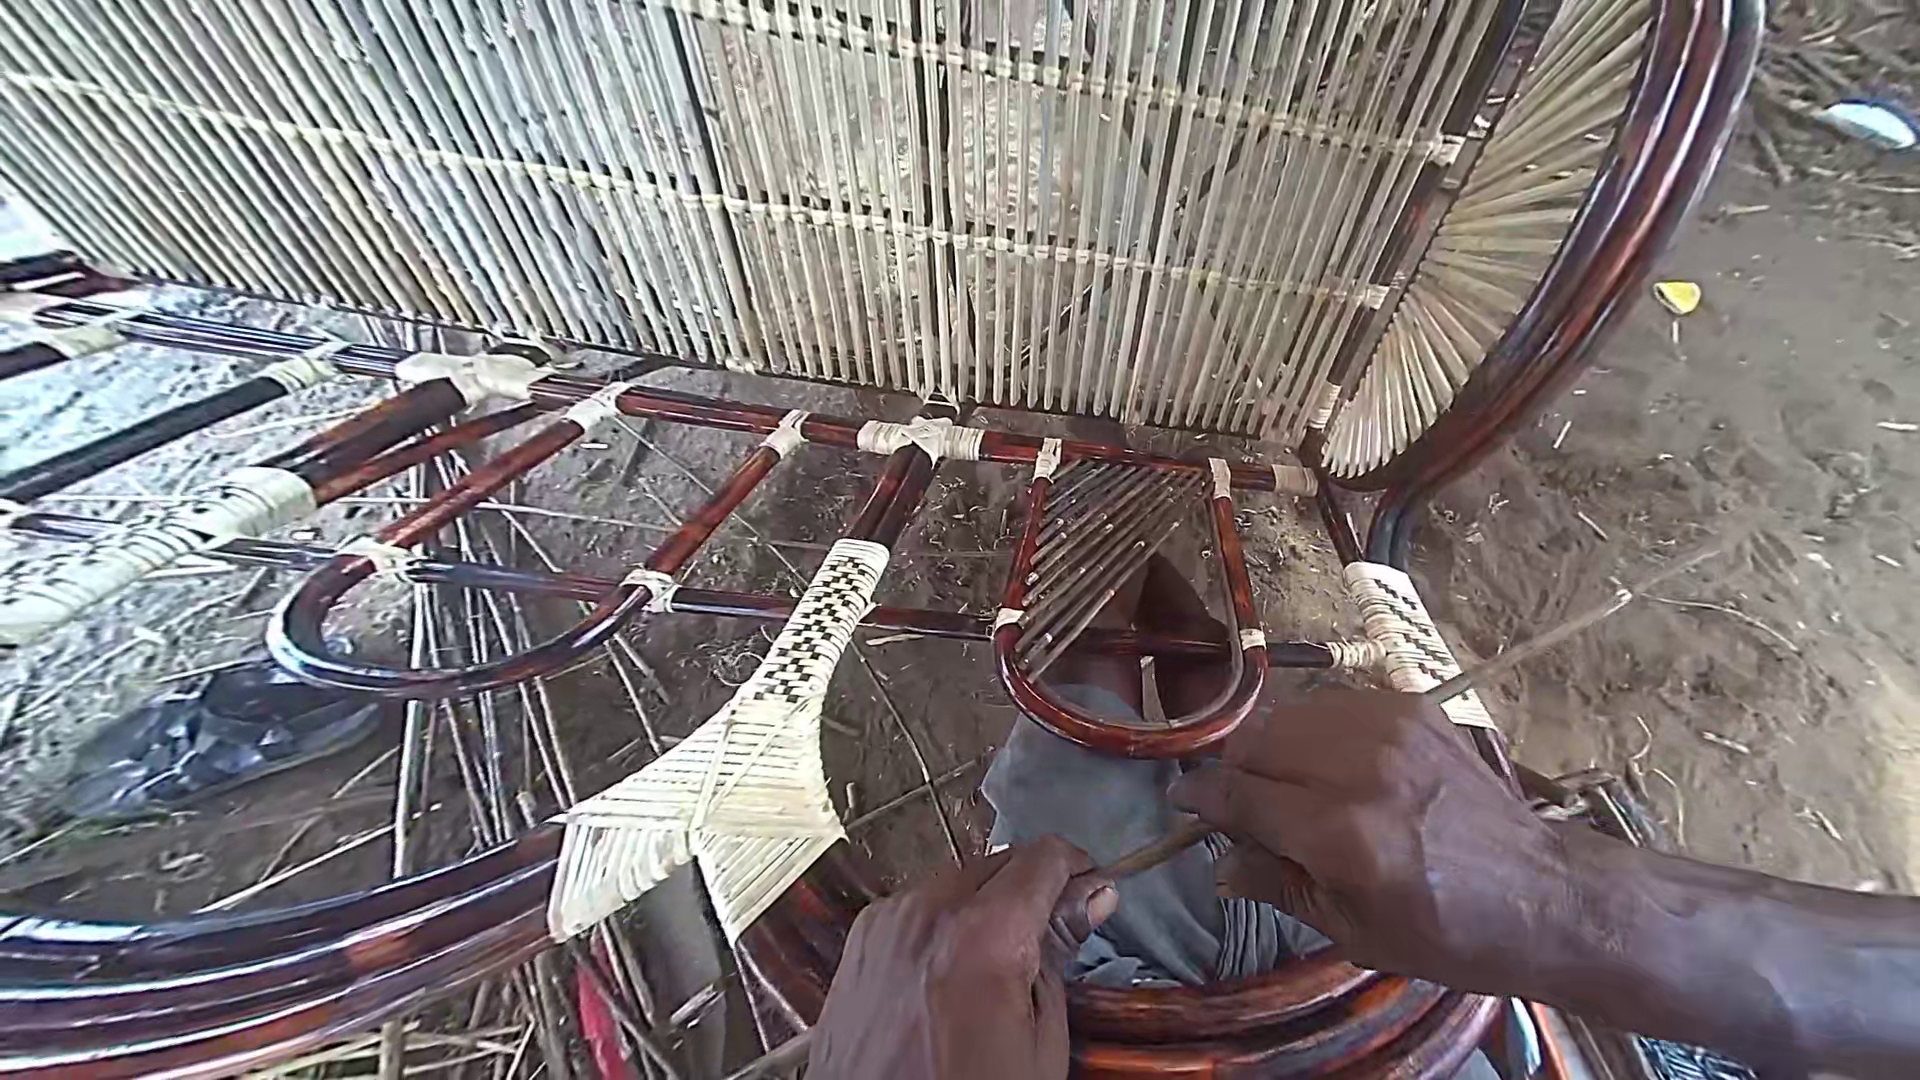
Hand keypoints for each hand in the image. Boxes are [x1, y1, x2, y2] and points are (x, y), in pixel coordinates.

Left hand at [807, 837, 1117, 1079]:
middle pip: (1001, 863)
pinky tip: (948, 971)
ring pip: (960, 879)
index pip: (1042, 858)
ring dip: (986, 904)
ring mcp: (891, 915)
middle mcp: (929, 908)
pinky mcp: (864, 931)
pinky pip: (921, 902)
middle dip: (1031, 890)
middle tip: (1047, 940)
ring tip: (991, 966)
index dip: (1075, 869)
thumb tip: (1090, 897)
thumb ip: (1062, 955)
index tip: (1088, 889)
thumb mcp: (1040, 1049)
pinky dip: (944, 921)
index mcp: (981, 935)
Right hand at [1169, 688, 1576, 990]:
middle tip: (1252, 801)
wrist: (1555, 895)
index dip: (1200, 795)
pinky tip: (1340, 764)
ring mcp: (1385, 728)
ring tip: (1296, 781)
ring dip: (1272, 749)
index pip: (1239, 795)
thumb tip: (1216, 863)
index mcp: (1345, 836)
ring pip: (1282, 717)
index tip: (1183, 799)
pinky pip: (1325, 706)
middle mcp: (1359, 769)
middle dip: (1237, 771)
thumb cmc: (1450, 930)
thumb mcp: (1354, 932)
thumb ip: (1275, 884)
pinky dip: (1314, 733)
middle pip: (1251, 744)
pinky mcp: (1406, 706)